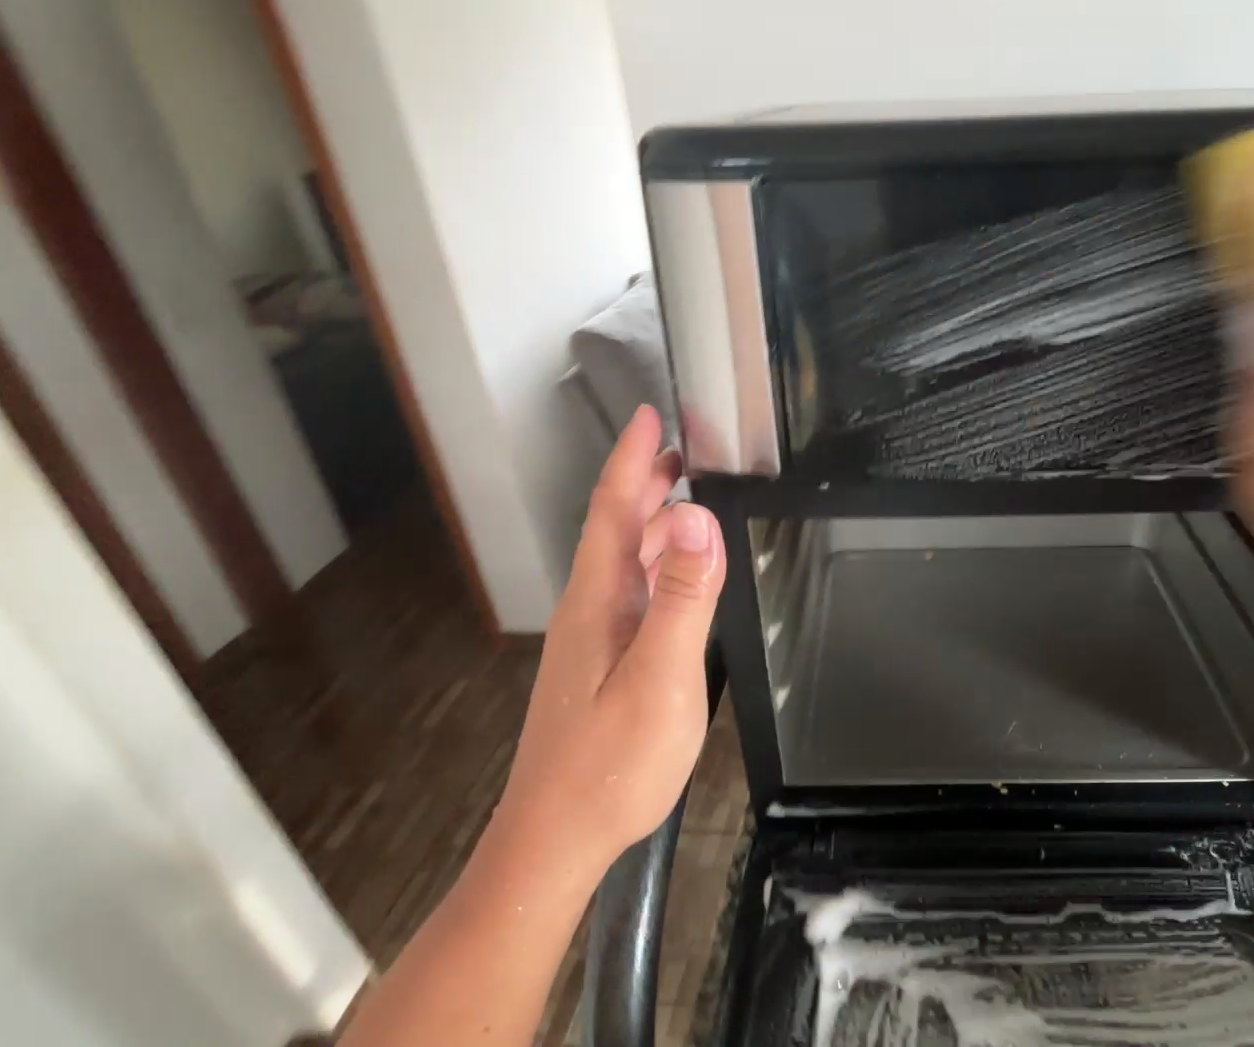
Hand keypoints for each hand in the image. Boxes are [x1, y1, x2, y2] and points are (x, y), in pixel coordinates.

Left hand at [494, 405, 725, 869]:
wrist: (556, 838)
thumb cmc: (611, 765)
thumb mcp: (660, 677)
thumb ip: (682, 598)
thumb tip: (696, 517)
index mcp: (599, 602)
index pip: (614, 512)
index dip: (631, 461)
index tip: (648, 415)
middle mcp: (590, 611)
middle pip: (616, 532)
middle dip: (644, 484)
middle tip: (679, 449)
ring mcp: (593, 642)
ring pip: (624, 564)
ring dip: (651, 524)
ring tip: (685, 499)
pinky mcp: (602, 667)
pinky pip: (633, 596)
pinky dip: (656, 567)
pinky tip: (675, 580)